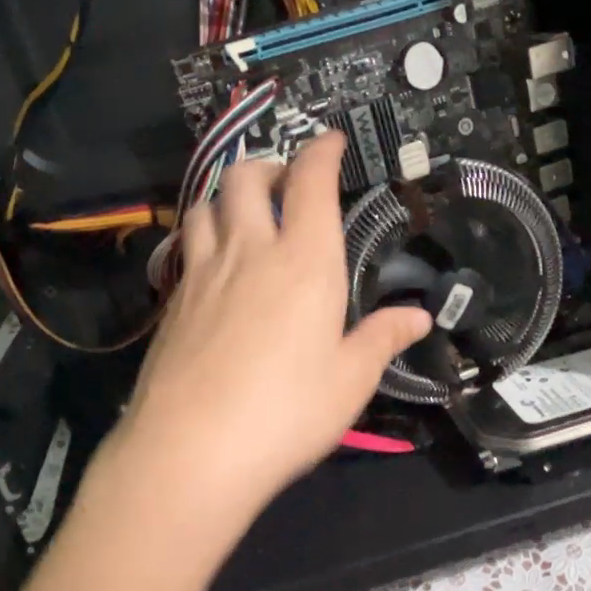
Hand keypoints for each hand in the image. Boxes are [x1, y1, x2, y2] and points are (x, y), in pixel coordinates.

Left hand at [113, 132, 431, 508]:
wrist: (192, 450)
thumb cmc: (288, 412)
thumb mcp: (352, 380)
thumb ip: (382, 339)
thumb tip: (419, 316)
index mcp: (305, 263)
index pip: (312, 183)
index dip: (322, 152)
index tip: (332, 140)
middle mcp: (249, 253)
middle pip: (247, 178)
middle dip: (269, 165)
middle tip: (287, 183)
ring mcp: (202, 274)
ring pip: (206, 204)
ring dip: (229, 195)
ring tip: (246, 214)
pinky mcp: (171, 303)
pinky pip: (186, 246)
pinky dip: (203, 235)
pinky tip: (214, 263)